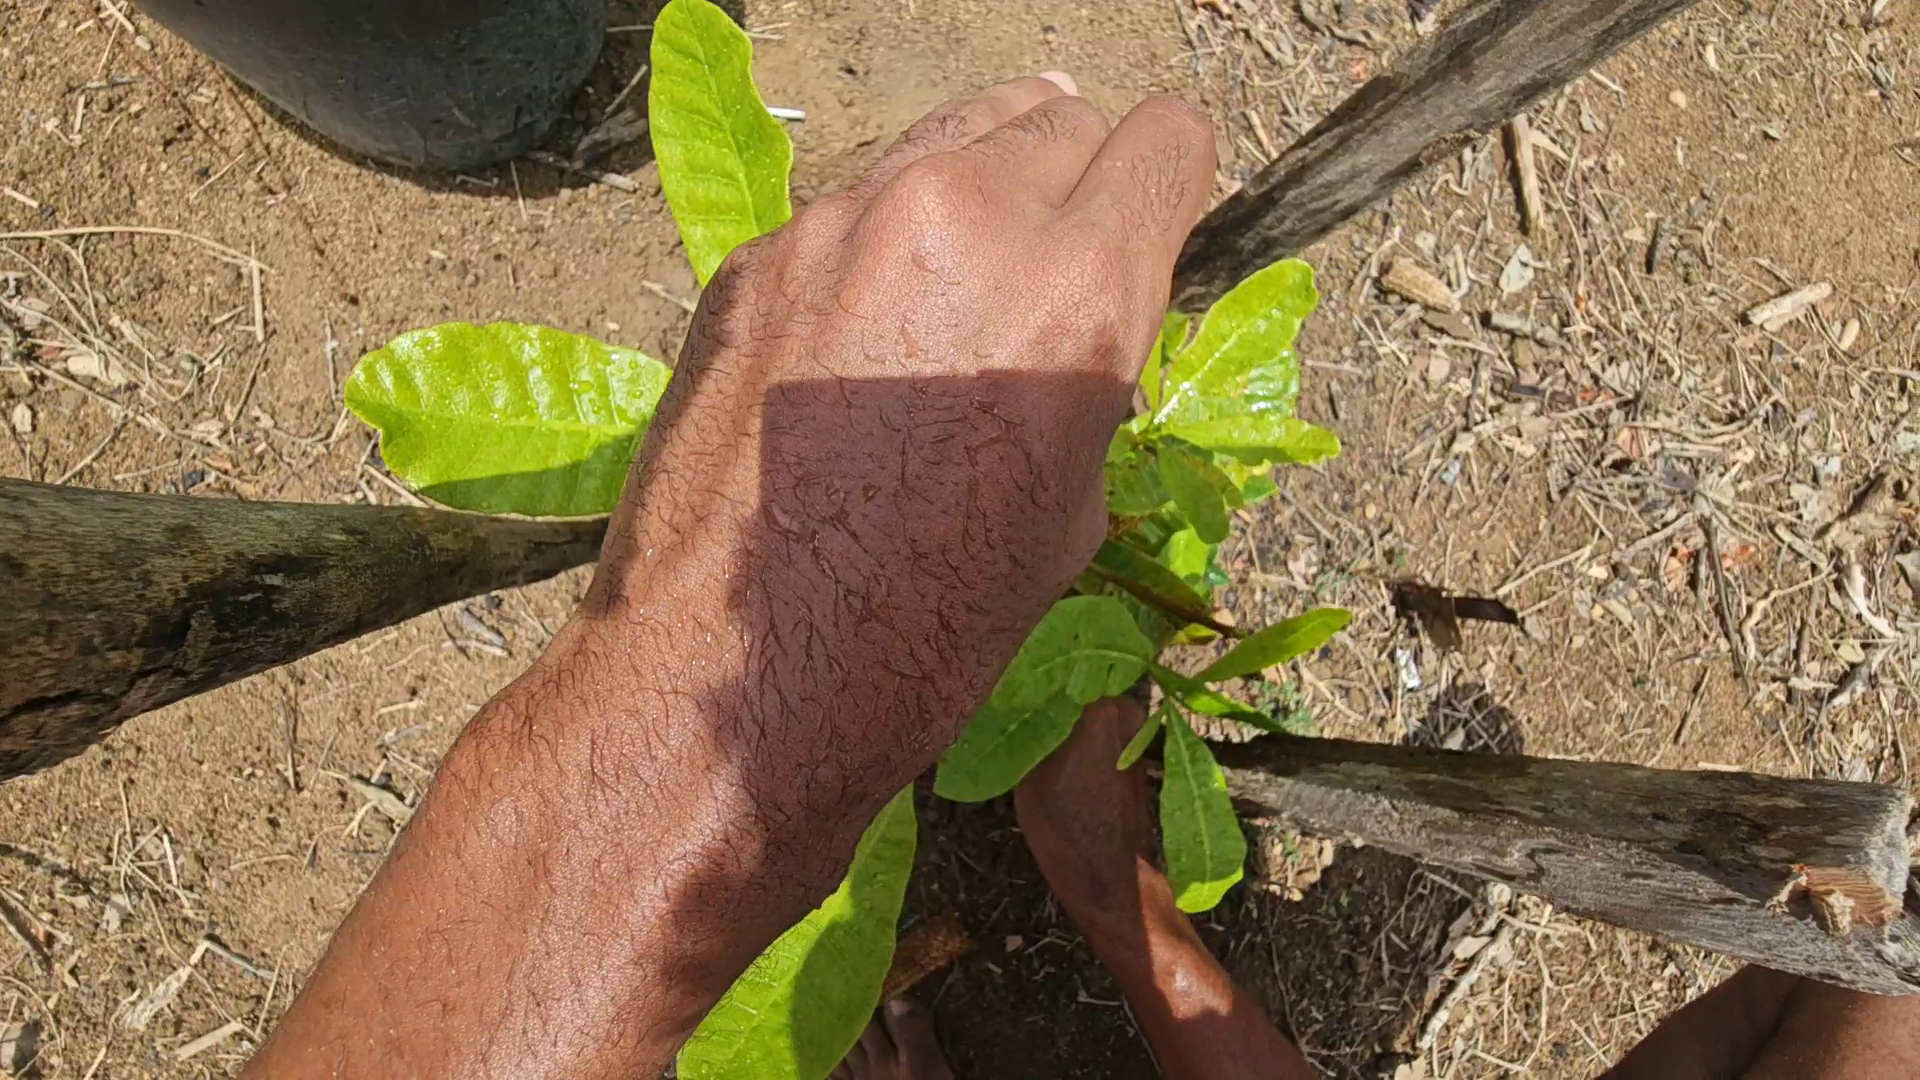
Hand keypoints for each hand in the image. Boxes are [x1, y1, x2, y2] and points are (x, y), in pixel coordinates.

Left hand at [244, 77, 1216, 1079]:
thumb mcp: (1061, 520)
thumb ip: (1080, 391)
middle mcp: (962, 224)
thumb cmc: (930, 634)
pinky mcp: (754, 258)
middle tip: (1052, 269)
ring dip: (985, 192)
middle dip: (1077, 188)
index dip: (1171, 185)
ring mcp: (840, 226)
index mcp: (1074, 300)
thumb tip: (1068, 344)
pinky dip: (887, 246)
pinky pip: (857, 209)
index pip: (1166, 143)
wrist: (744, 682)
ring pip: (955, 137)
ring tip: (969, 275)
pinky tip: (863, 331)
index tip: (1150, 224)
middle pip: (1060, 124)